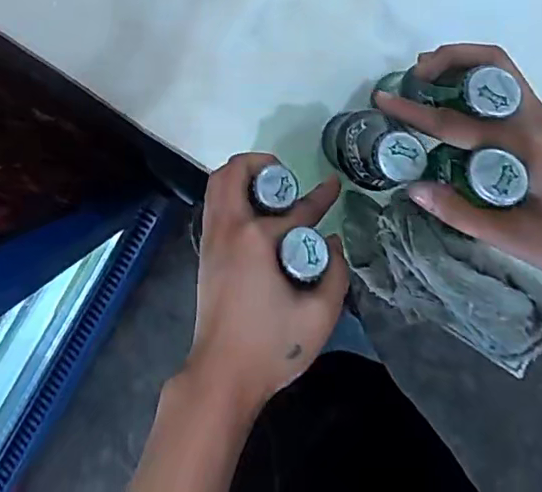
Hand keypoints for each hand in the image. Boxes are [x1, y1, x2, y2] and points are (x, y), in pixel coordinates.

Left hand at [186, 152, 349, 408]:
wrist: (220, 377)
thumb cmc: (270, 348)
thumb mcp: (320, 316)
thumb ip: (336, 273)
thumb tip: (333, 241)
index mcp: (256, 239)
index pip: (297, 209)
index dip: (321, 196)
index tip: (334, 184)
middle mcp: (229, 229)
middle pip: (234, 173)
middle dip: (261, 165)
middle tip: (286, 180)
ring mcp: (212, 239)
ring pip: (218, 185)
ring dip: (243, 176)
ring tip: (270, 190)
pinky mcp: (205, 253)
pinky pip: (215, 205)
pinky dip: (232, 195)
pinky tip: (256, 215)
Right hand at [373, 42, 541, 285]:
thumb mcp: (517, 241)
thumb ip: (462, 214)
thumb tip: (413, 188)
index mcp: (524, 148)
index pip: (457, 122)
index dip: (414, 113)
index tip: (384, 101)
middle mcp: (532, 119)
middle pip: (488, 63)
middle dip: (445, 61)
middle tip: (412, 78)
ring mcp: (541, 115)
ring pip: (499, 66)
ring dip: (461, 62)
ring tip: (428, 78)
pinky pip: (506, 83)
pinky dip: (475, 78)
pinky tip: (456, 99)